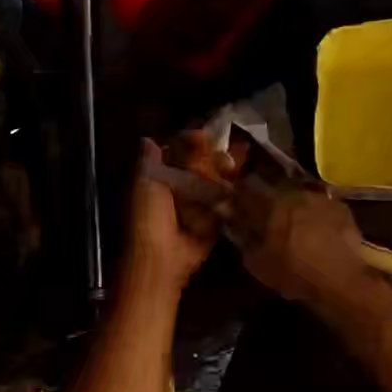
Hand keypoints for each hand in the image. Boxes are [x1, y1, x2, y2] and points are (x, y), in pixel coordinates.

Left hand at [123, 132, 233, 294]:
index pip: (178, 155)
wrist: (162, 257)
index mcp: (159, 180)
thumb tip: (149, 140)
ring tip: (242, 159)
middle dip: (215, 157)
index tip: (206, 135)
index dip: (191, 143)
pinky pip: (224, 207)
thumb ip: (151, 160)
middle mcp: (179, 193)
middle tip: (231, 148)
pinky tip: (244, 181)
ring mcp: (197, 209)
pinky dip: (233, 195)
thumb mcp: (146, 182)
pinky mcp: (212, 225)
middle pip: (201, 169)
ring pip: (215, 185)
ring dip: (227, 173)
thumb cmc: (150, 216)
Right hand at [230, 181, 385, 312]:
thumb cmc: (294, 273)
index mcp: (271, 203)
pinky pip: (323, 207)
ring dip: (296, 207)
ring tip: (296, 224)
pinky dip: (318, 215)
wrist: (341, 280)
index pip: (249, 188)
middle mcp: (296, 193)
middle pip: (278, 190)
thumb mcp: (259, 264)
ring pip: (302, 197)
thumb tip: (234, 226)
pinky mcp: (342, 208)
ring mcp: (322, 199)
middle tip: (269, 217)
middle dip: (271, 202)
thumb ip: (244, 240)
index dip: (242, 196)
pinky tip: (319, 229)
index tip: (238, 205)